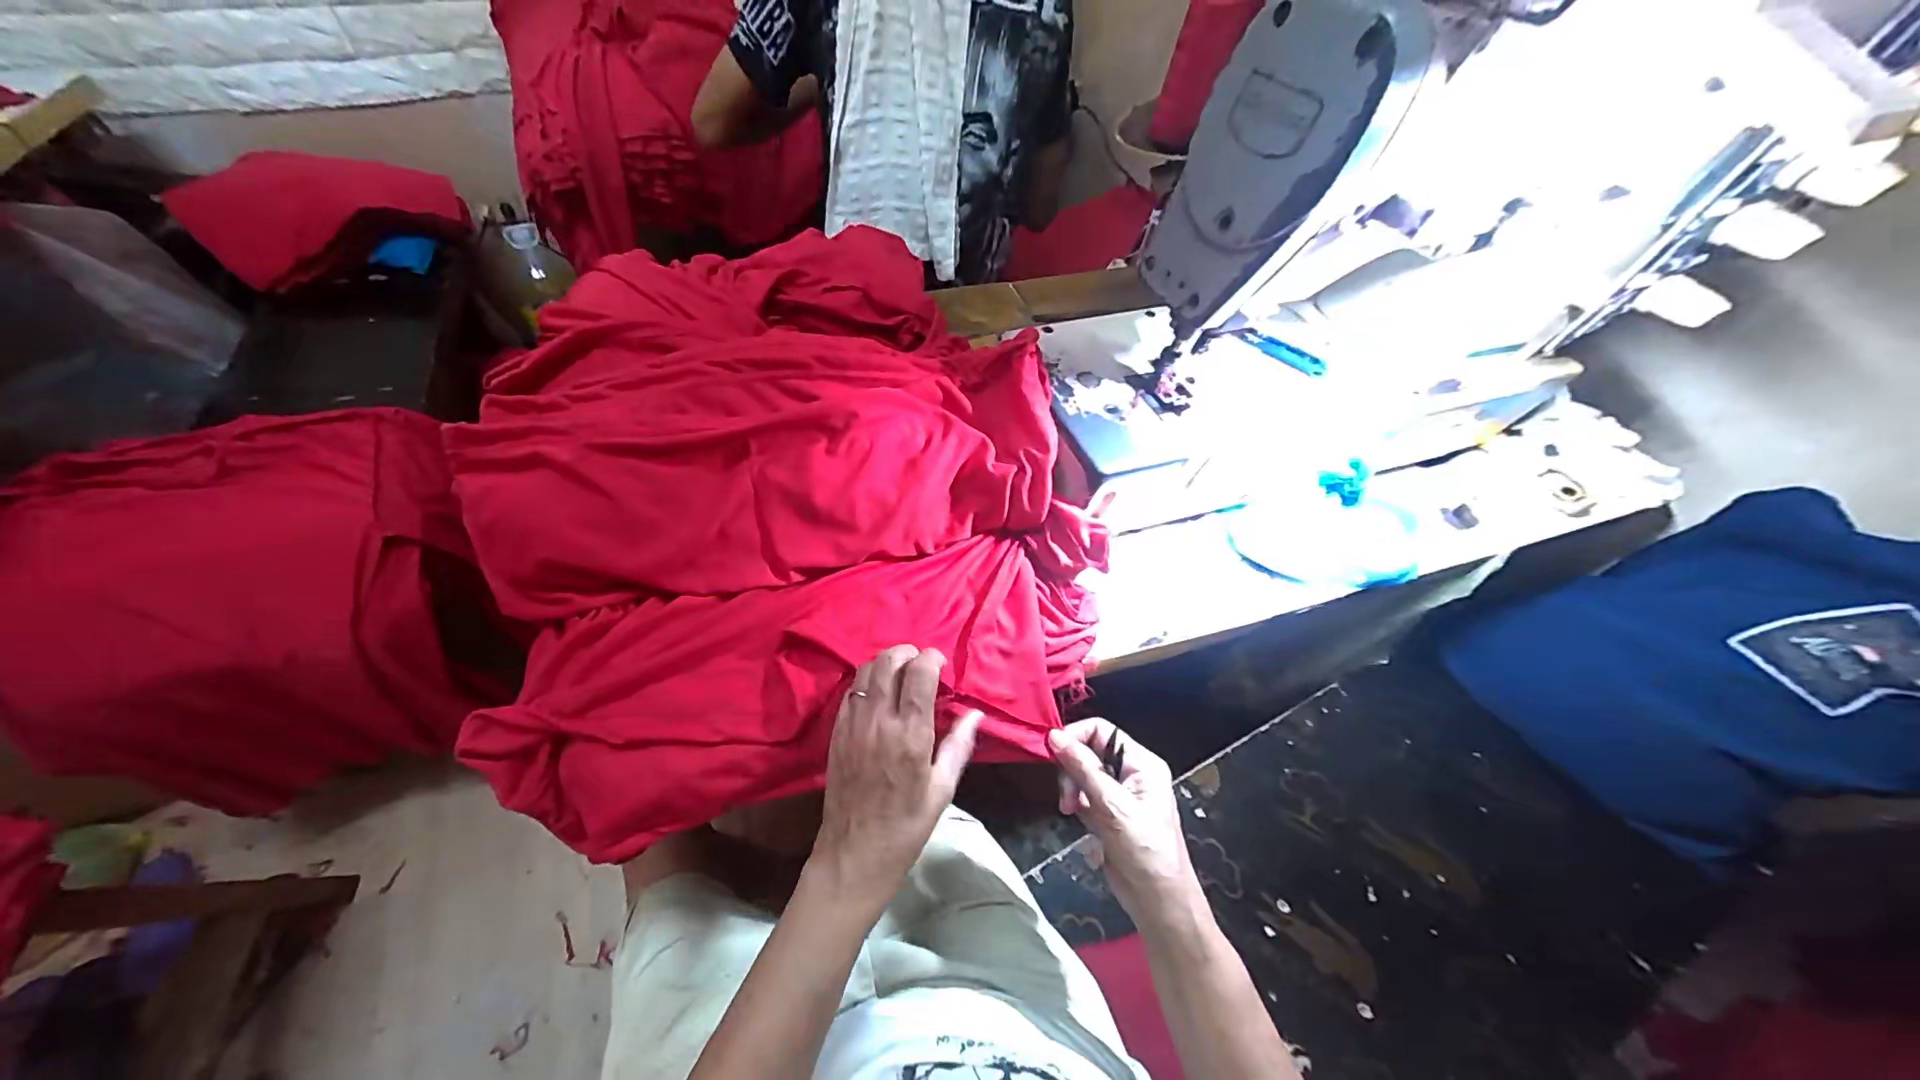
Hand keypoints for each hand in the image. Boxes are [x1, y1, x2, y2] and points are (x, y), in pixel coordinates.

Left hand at [811, 645, 980, 910]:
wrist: (854, 853)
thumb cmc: (906, 827)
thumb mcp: (943, 789)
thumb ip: (958, 745)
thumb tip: (975, 714)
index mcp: (911, 735)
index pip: (919, 673)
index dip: (932, 658)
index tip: (940, 664)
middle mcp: (880, 721)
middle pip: (888, 662)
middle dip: (908, 653)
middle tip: (921, 665)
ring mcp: (853, 724)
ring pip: (866, 671)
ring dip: (886, 663)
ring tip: (901, 675)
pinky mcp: (836, 732)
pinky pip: (850, 691)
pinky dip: (866, 681)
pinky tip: (878, 694)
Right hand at [1049, 719, 1199, 924]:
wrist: (1159, 903)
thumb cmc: (1145, 851)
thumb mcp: (1112, 806)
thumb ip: (1082, 769)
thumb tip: (1053, 736)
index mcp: (1142, 764)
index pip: (1102, 731)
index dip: (1075, 737)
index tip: (1053, 755)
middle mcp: (1131, 774)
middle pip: (1088, 752)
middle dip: (1072, 771)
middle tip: (1066, 798)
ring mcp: (1119, 795)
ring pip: (1082, 775)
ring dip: (1072, 791)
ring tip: (1071, 812)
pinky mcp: (1108, 815)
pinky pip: (1083, 797)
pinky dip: (1077, 806)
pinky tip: (1080, 823)